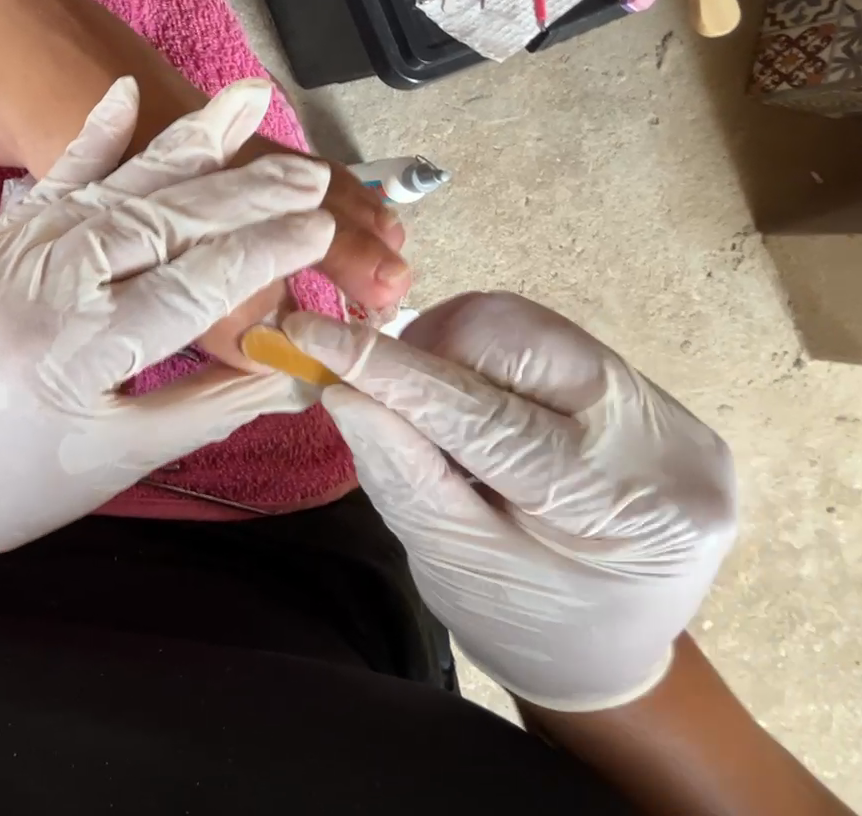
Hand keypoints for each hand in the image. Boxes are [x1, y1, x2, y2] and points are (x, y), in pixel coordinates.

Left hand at [0, 78, 334, 590]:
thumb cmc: (24, 485)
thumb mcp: (126, 456)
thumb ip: (216, 402)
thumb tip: (302, 366)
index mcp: (74, 360)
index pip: (191, 288)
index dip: (263, 255)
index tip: (321, 227)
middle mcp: (34, 295)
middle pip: (153, 226)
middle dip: (238, 194)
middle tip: (306, 174)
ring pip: (104, 194)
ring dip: (179, 150)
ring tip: (243, 104)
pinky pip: (42, 191)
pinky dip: (88, 145)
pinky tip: (124, 95)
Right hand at [284, 293, 737, 711]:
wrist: (603, 646)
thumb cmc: (520, 618)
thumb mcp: (450, 560)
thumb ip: (400, 474)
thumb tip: (342, 392)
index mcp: (622, 507)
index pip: (481, 414)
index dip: (385, 369)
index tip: (305, 334)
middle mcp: (664, 441)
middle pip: (516, 336)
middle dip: (427, 350)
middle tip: (387, 396)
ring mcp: (662, 408)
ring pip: (519, 324)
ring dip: (446, 352)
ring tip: (436, 415)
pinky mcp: (639, 391)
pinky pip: (532, 338)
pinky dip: (470, 359)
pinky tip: (470, 408)